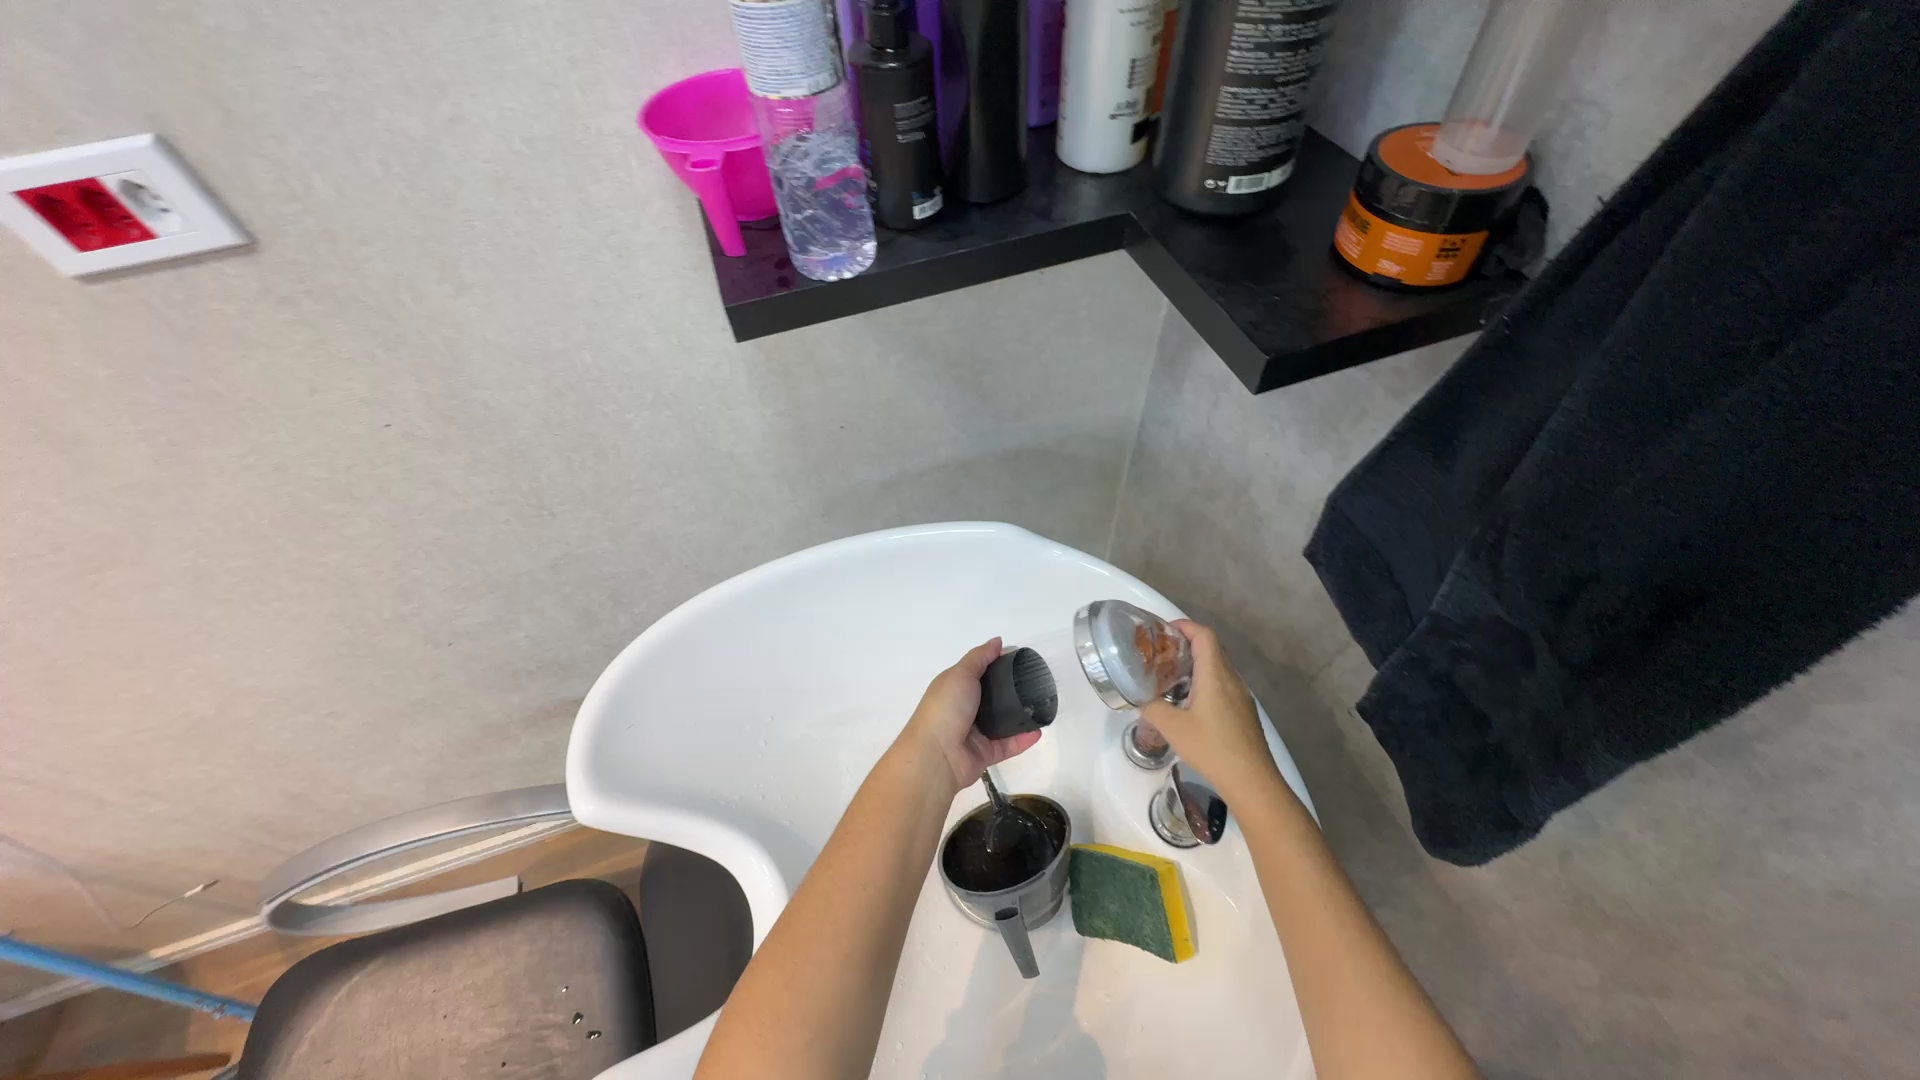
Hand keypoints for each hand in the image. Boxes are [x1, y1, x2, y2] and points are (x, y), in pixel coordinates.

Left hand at [897, 638, 1042, 794]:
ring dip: (1020, 717)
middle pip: (992, 698)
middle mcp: (964, 709)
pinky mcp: (985, 754)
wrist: (937, 755)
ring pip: (1002, 723)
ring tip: (1041, 708)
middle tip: (1035, 683)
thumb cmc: (946, 708)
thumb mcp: (960, 674)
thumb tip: (997, 641)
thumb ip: (980, 658)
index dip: (997, 665)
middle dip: (1011, 691)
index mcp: (955, 688)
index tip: (1020, 660)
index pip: (978, 673)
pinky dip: (1022, 740)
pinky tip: (1038, 731)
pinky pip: (1008, 745)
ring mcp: (975, 733)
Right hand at [1140, 621, 1286, 803]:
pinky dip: (1206, 679)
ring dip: (1197, 662)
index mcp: (1215, 676)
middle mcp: (1232, 679)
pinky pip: (1224, 683)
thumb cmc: (1212, 749)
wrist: (1251, 780)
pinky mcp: (1244, 710)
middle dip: (1187, 642)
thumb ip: (1152, 708)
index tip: (1163, 630)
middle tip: (1162, 650)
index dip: (1185, 626)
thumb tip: (1139, 699)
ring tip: (1172, 673)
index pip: (1204, 635)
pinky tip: (1190, 699)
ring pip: (1219, 666)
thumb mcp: (1173, 728)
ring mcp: (1241, 695)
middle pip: (1213, 647)